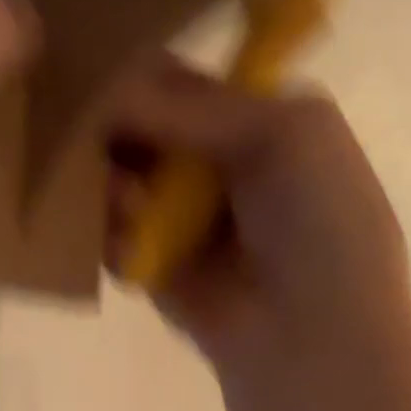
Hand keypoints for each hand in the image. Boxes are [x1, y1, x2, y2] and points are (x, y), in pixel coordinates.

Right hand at [106, 58, 410, 369]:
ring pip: (108, 178)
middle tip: (99, 149)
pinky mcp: (141, 256)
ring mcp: (169, 210)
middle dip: (110, 135)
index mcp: (250, 117)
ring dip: (109, 187)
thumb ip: (192, 107)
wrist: (310, 334)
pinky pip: (101, 231)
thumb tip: (102, 87)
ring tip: (129, 210)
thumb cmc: (319, 225)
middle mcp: (205, 158)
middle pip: (130, 128)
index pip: (173, 82)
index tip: (92, 78)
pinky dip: (106, 234)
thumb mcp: (282, 136)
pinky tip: (128, 247)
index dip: (133, 76)